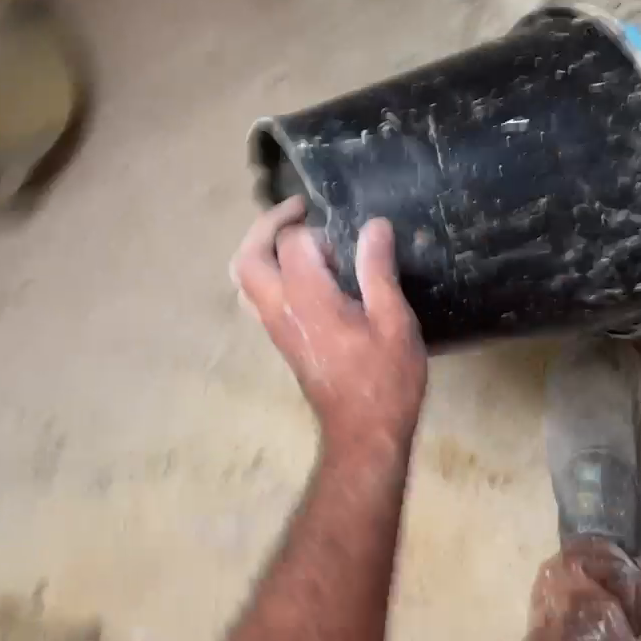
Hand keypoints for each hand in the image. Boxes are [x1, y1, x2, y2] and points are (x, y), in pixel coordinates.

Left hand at [231, 197, 427, 455]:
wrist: (364, 431)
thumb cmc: (387, 376)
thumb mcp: (394, 320)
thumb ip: (378, 271)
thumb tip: (373, 226)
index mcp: (308, 299)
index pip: (294, 243)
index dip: (322, 229)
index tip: (355, 235)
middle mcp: (280, 309)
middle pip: (248, 257)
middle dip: (268, 226)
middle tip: (301, 210)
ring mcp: (276, 327)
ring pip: (245, 278)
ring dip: (262, 249)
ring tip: (298, 237)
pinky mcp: (283, 339)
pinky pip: (257, 295)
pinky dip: (270, 272)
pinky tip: (307, 275)